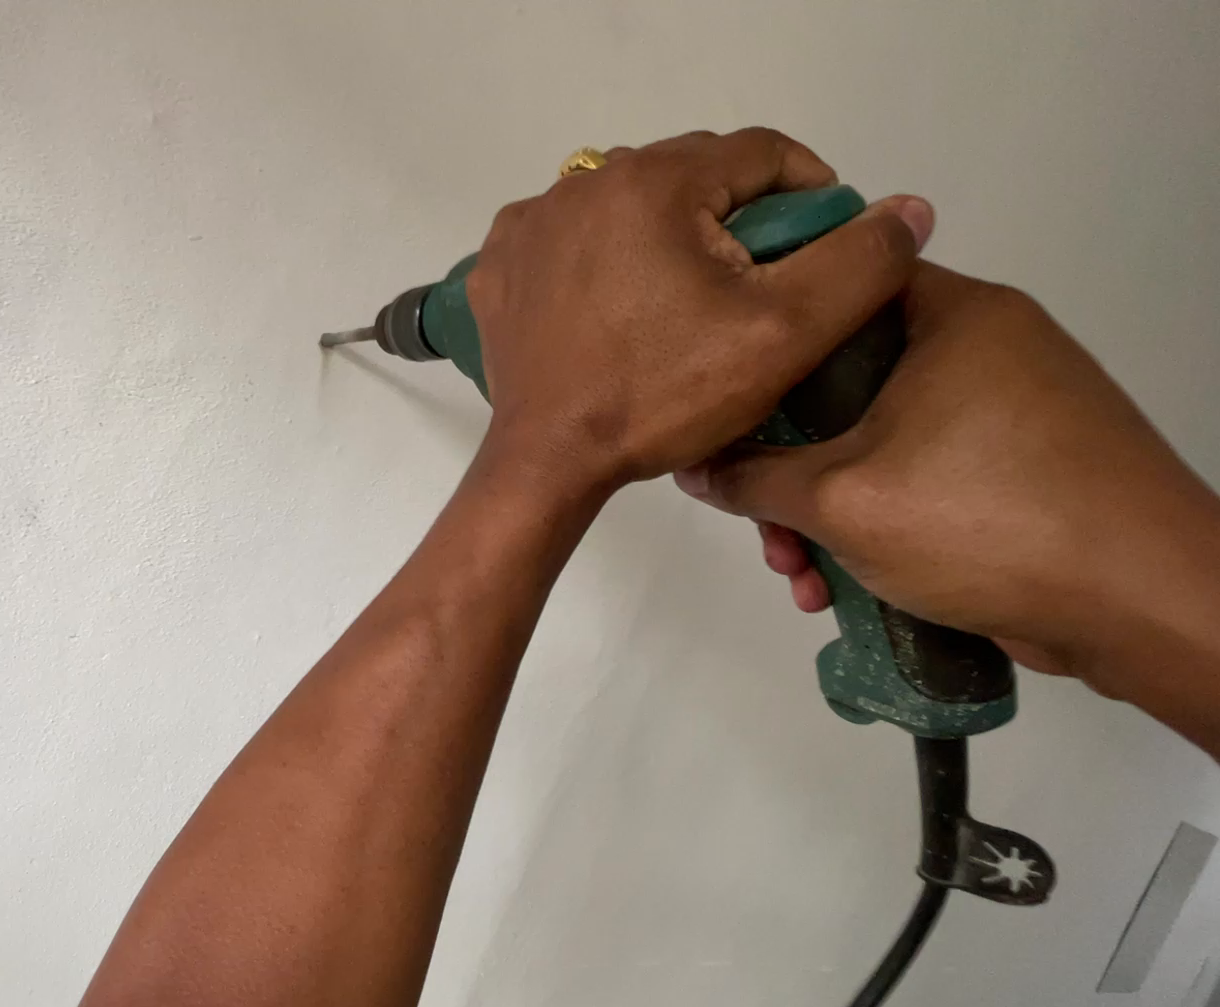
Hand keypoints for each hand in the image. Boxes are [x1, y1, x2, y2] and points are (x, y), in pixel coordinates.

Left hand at [465, 127, 931, 508]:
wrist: (548, 461)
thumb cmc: (660, 398)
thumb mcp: (784, 333)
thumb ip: (861, 260)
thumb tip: (904, 208)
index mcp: (649, 183)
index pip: (758, 153)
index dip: (805, 194)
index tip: (814, 246)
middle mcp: (575, 188)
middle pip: (683, 176)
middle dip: (725, 217)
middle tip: (740, 282)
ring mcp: (523, 230)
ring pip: (619, 207)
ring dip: (655, 235)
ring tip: (672, 297)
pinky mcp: (494, 271)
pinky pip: (561, 242)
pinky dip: (589, 259)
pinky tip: (605, 301)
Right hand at [677, 263, 1219, 729]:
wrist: (1147, 611)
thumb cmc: (986, 522)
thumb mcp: (834, 498)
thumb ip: (746, 477)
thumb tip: (691, 467)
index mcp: (952, 322)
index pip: (839, 288)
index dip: (767, 328)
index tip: (717, 377)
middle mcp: (977, 351)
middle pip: (837, 384)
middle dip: (780, 464)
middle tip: (756, 520)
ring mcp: (994, 412)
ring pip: (862, 443)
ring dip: (812, 511)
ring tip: (798, 573)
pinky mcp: (1004, 467)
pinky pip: (902, 476)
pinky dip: (861, 524)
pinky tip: (834, 584)